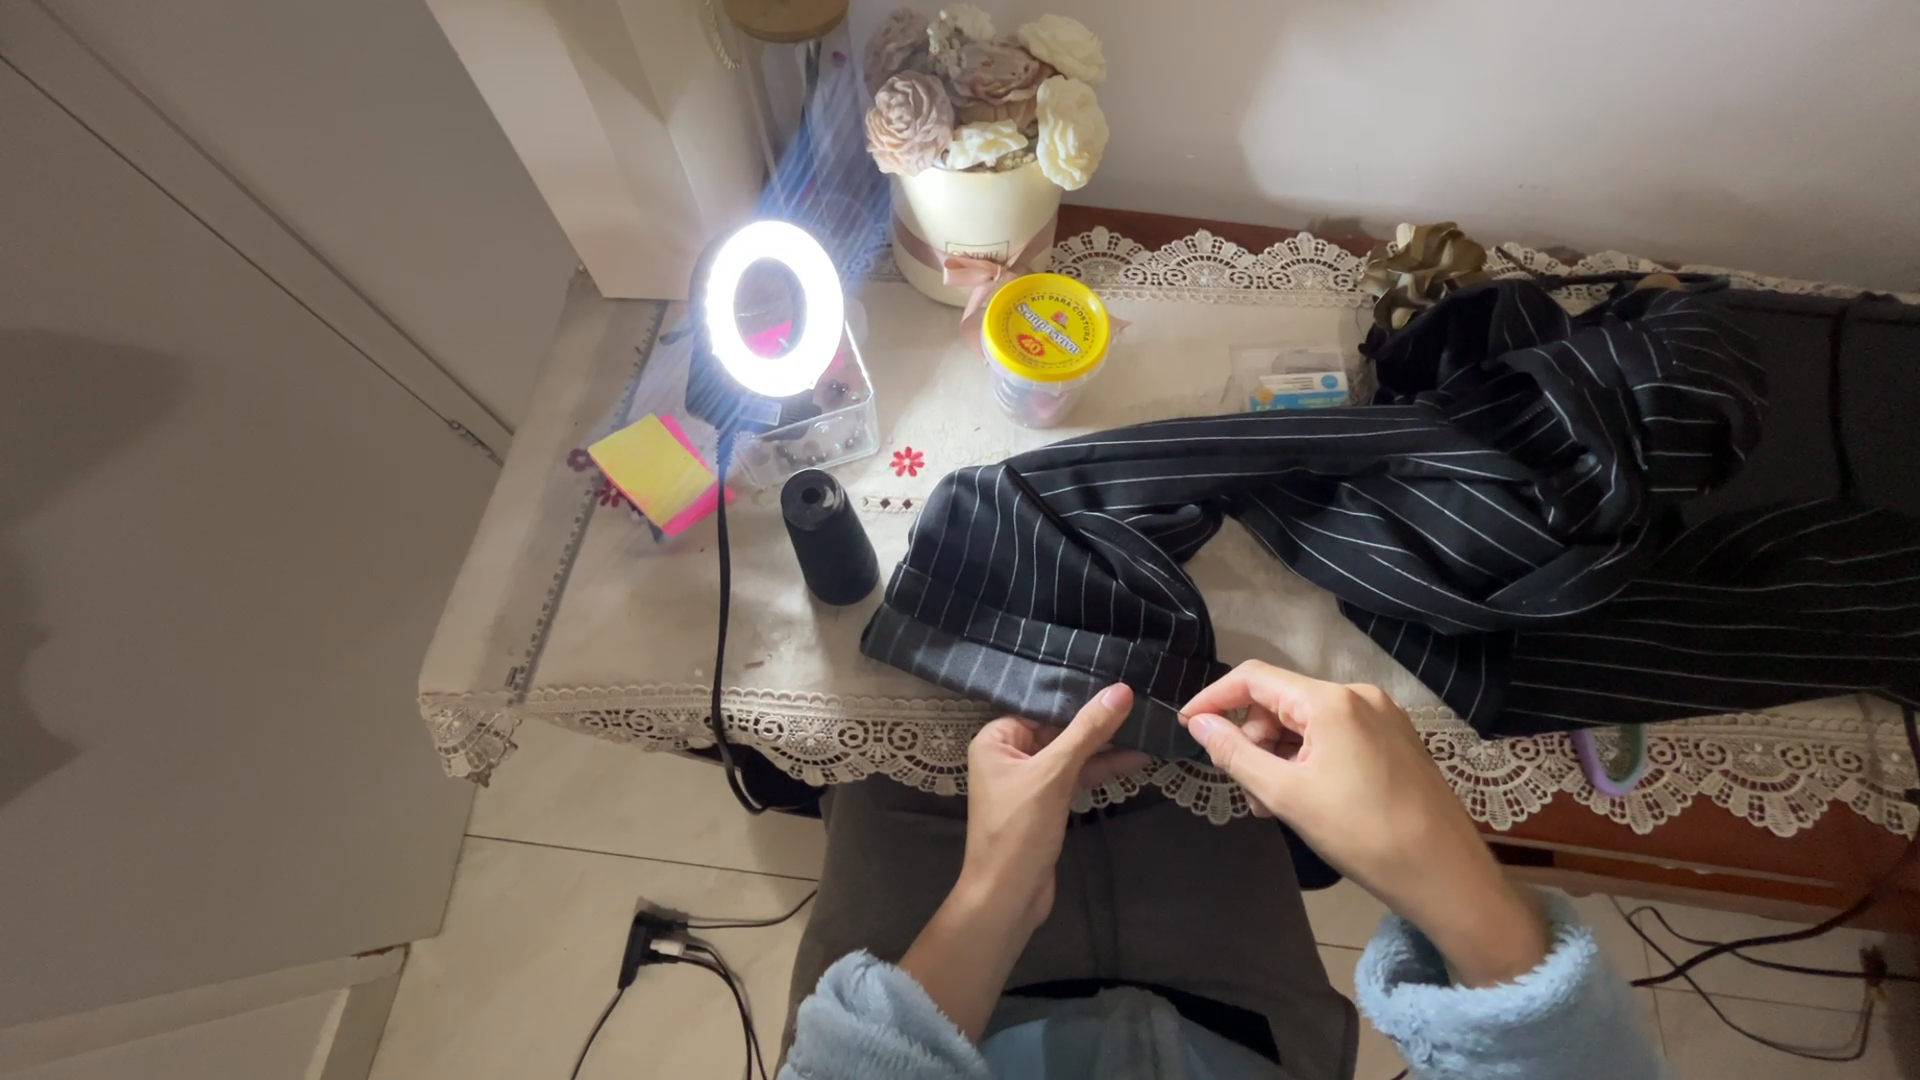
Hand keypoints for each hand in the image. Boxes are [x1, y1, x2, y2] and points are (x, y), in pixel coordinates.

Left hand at [899, 684, 1146, 1040]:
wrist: (1007, 898)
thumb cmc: (1019, 830)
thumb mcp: (1055, 775)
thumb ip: (1088, 732)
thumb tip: (1121, 690)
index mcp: (996, 739)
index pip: (1041, 708)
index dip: (1078, 697)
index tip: (1117, 685)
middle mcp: (1007, 754)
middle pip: (1058, 730)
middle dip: (1097, 724)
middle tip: (1139, 705)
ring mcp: (1027, 781)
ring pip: (1070, 755)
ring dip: (1104, 748)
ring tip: (1146, 731)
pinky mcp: (1044, 804)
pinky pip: (1073, 777)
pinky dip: (1099, 770)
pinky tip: (1133, 760)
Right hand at [1181, 661, 1547, 985]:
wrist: (1451, 881)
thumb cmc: (1363, 835)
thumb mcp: (1285, 794)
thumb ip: (1234, 752)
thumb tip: (1198, 723)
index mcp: (1331, 701)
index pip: (1253, 678)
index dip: (1213, 698)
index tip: (1188, 725)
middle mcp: (1358, 695)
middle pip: (1280, 700)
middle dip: (1251, 737)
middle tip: (1242, 785)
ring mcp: (1381, 716)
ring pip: (1305, 721)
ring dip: (1277, 754)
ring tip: (1272, 803)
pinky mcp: (1394, 739)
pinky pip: (1333, 735)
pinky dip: (1307, 759)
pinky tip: (1302, 796)